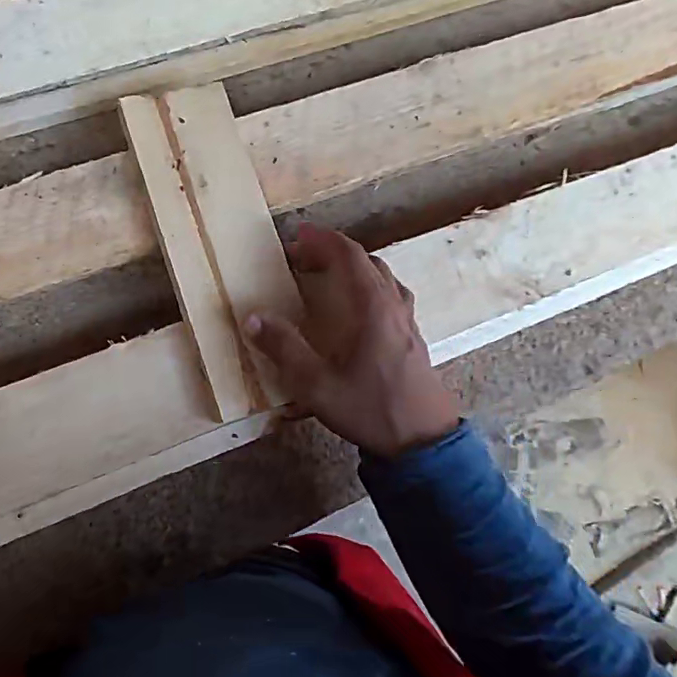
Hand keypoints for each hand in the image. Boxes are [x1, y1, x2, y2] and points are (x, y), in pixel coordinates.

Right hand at [245, 223, 460, 457]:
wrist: (423, 440)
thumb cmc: (370, 408)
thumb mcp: (316, 385)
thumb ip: (284, 349)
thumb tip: (253, 318)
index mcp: (372, 307)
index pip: (348, 255)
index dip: (322, 240)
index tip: (296, 236)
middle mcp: (393, 305)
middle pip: (367, 262)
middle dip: (333, 252)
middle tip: (303, 258)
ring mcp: (408, 322)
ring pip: (382, 278)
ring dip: (353, 269)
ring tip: (327, 278)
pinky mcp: (413, 339)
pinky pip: (390, 297)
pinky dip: (368, 289)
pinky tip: (357, 311)